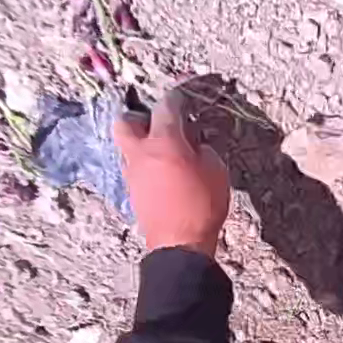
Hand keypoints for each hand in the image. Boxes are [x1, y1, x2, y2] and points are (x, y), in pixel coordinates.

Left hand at [114, 85, 230, 257]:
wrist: (179, 245)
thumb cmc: (202, 206)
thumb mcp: (217, 172)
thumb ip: (204, 151)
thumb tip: (195, 145)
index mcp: (164, 141)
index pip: (166, 106)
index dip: (176, 98)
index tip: (183, 97)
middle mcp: (141, 152)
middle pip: (126, 121)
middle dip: (139, 117)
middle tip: (158, 123)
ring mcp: (132, 172)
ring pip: (128, 146)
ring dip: (142, 143)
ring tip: (163, 151)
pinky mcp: (132, 191)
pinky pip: (134, 167)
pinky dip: (145, 163)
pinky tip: (163, 173)